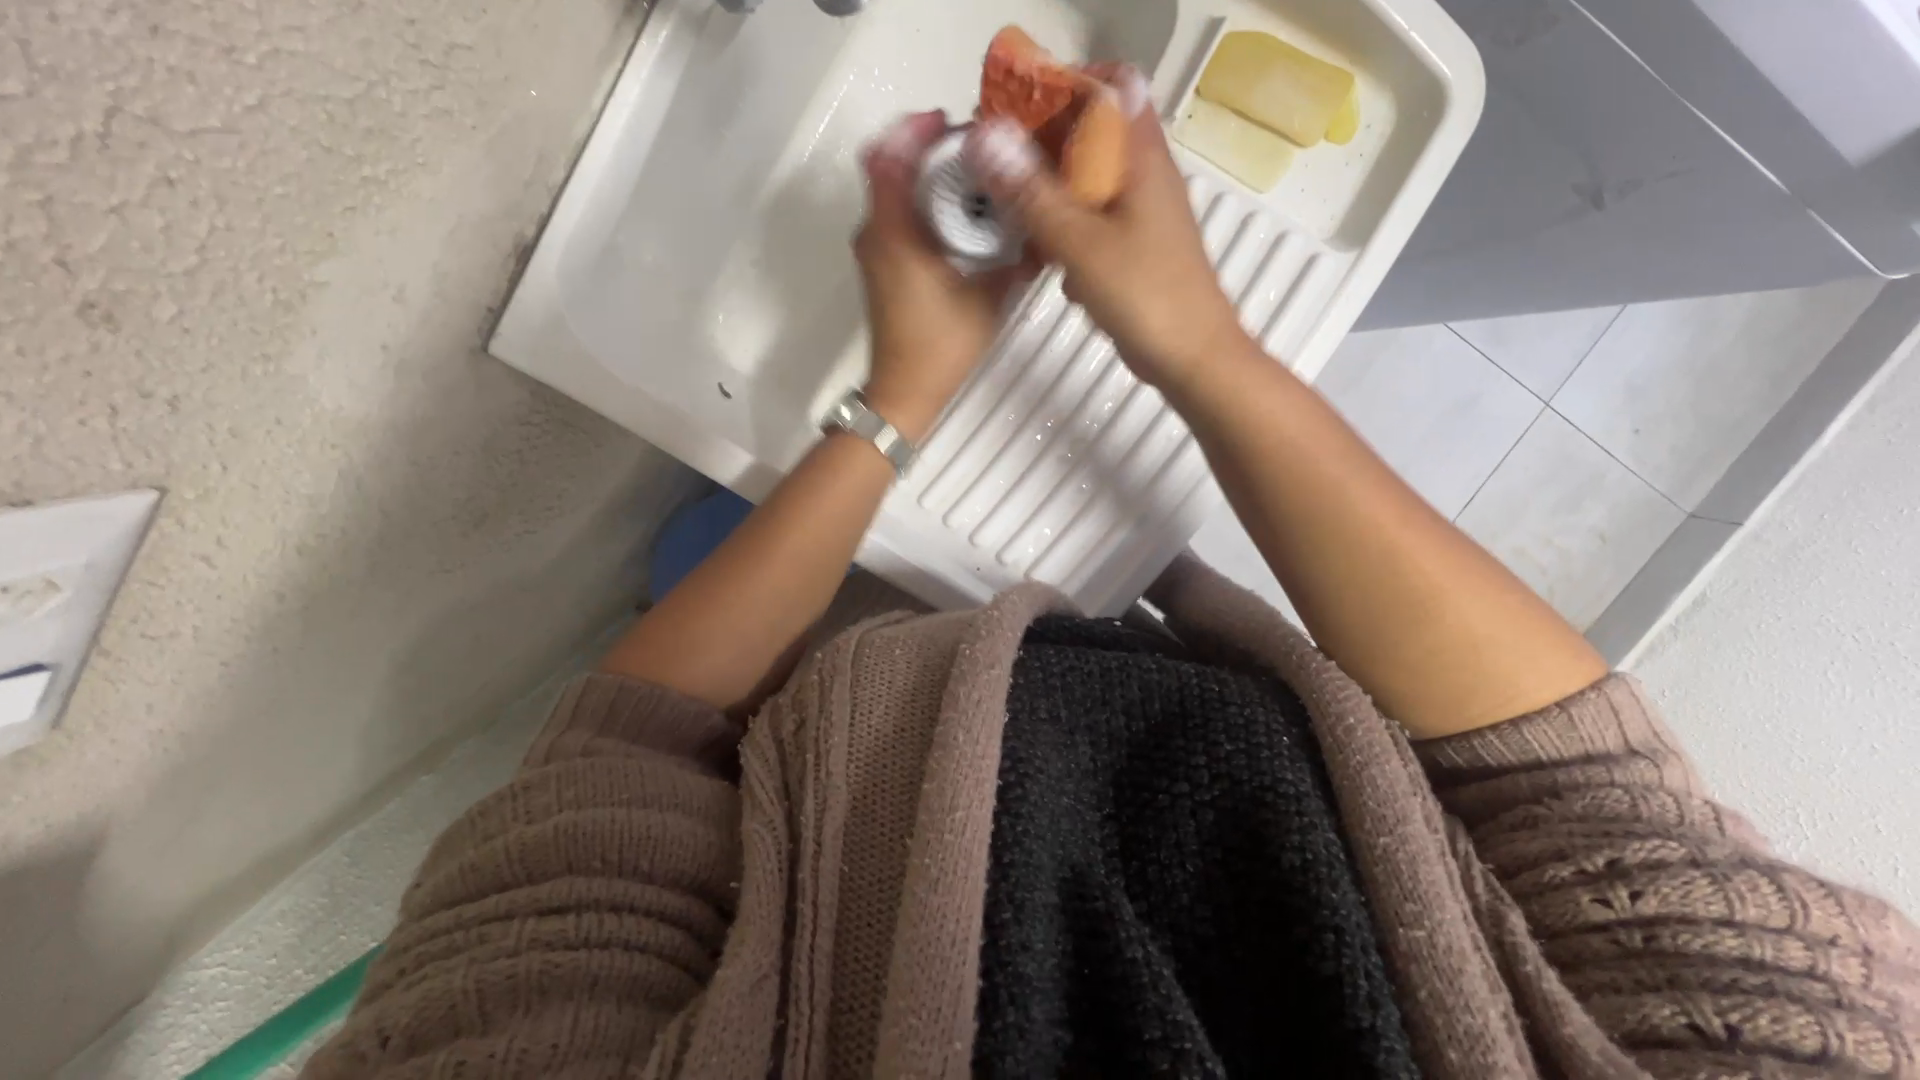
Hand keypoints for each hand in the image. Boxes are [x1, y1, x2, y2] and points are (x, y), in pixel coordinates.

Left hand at [855, 111, 1025, 440]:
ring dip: (927, 176)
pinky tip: (961, 215)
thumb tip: (1044, 232)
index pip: (890, 154)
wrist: (904, 394)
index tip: (956, 125)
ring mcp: (875, 250)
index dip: (918, 130)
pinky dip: (923, 203)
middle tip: (978, 149)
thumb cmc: (942, 346)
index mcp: (894, 231)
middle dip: (931, 149)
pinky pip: (897, 216)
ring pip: (894, 191)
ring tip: (975, 177)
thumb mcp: (986, 297)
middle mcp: (875, 232)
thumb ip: (1013, 258)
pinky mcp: (882, 267)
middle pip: (891, 166)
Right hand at [962, 66, 1249, 392]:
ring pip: (1086, 182)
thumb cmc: (1145, 295)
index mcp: (1142, 158)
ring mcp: (1140, 213)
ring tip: (1006, 202)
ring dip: (1048, 189)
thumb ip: (1032, 192)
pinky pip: (1089, 220)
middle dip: (1043, 143)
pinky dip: (1062, 226)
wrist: (1192, 357)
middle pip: (1091, 135)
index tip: (1018, 111)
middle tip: (997, 162)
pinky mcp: (1132, 247)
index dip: (1065, 87)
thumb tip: (987, 137)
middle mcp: (1145, 175)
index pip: (1111, 88)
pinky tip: (1037, 250)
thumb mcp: (1080, 242)